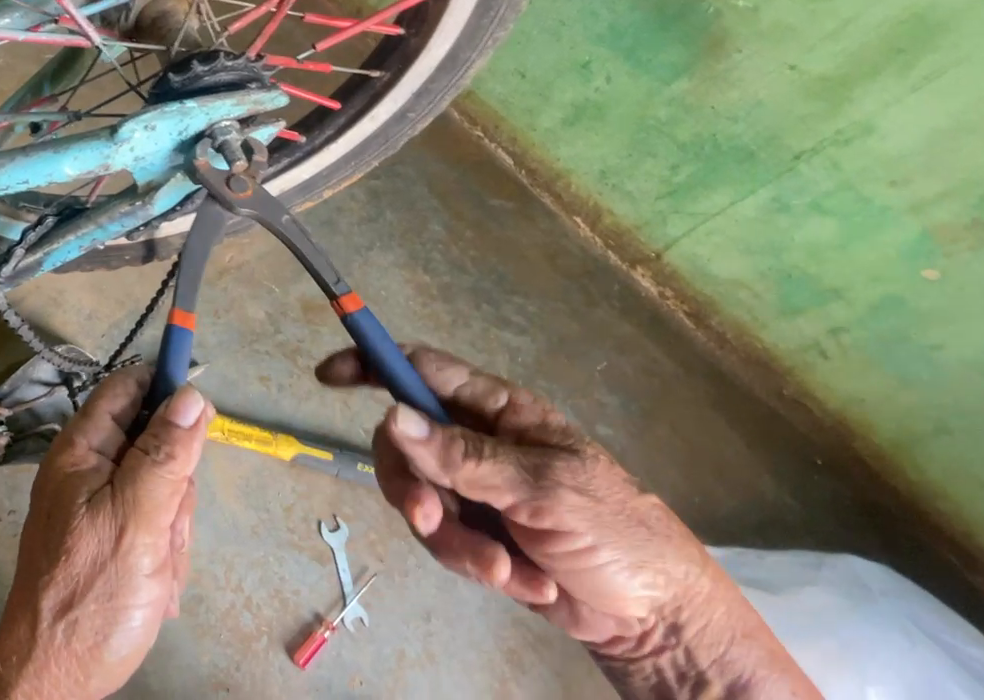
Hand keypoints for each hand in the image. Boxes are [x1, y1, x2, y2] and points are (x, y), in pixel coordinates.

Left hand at [0, 366, 212, 699]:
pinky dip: (165, 553)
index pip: (127, 389)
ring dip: (173, 528)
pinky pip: (157, 525)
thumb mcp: (136, 519)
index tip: (205, 410)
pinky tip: (153, 584)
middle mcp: (88, 468)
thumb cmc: (90, 596)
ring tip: (156, 566)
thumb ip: (164, 455)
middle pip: (155, 442)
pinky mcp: (113, 537)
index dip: (166, 387)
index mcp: (81, 449)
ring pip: (164, 488)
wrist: (54, 678)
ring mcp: (101, 505)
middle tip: (167, 525)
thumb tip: (190, 393)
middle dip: (175, 485)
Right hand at [316, 347, 815, 699]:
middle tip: (428, 517)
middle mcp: (475, 441)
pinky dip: (471, 562)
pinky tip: (518, 580)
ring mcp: (471, 488)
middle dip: (412, 484)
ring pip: (416, 494)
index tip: (327, 376)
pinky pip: (439, 537)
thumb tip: (391, 416)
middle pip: (402, 441)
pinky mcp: (473, 532)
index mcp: (497, 411)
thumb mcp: (543, 489)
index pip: (421, 370)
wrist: (656, 621)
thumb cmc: (617, 533)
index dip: (371, 363)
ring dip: (450, 537)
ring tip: (500, 568)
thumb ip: (464, 456)